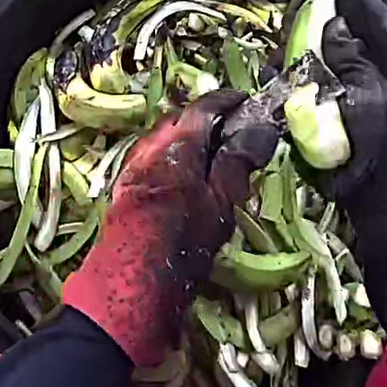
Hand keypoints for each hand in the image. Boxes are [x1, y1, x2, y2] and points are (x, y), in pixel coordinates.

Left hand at [63, 89, 275, 365]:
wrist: (128, 285)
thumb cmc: (181, 242)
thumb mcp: (222, 201)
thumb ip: (238, 160)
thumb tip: (259, 126)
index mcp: (177, 141)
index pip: (205, 105)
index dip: (228, 101)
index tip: (247, 103)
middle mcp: (150, 144)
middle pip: (183, 119)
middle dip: (209, 120)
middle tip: (236, 131)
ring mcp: (133, 164)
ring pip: (167, 139)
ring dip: (191, 140)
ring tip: (216, 156)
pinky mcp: (126, 185)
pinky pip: (156, 158)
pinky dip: (177, 158)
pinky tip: (189, 179)